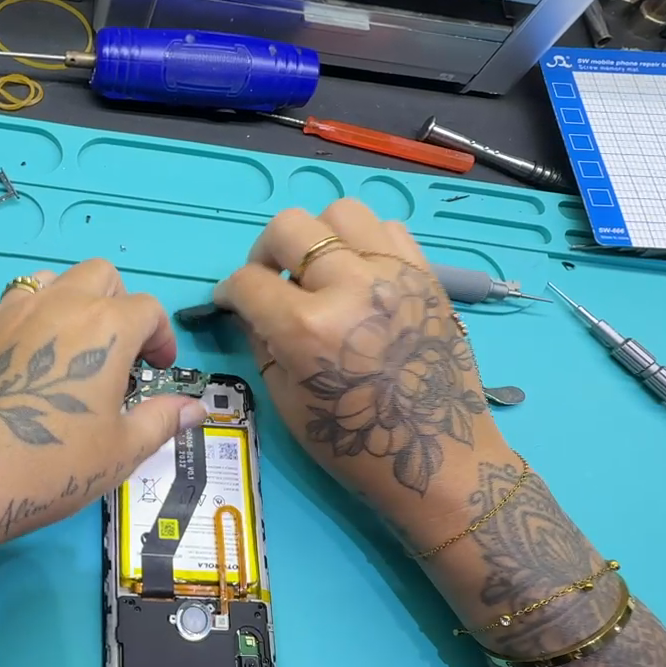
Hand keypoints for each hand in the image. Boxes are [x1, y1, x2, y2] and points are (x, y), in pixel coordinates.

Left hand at [0, 259, 206, 555]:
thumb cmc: (50, 466)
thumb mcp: (119, 451)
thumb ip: (161, 420)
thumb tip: (196, 408)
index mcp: (105, 327)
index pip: (147, 309)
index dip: (160, 338)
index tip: (157, 369)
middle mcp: (58, 304)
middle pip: (101, 276)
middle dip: (121, 306)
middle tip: (119, 355)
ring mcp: (11, 313)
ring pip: (53, 280)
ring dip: (74, 302)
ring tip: (73, 350)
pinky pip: (14, 304)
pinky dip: (35, 319)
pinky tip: (29, 366)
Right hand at [213, 200, 501, 522]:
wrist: (438, 454)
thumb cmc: (351, 442)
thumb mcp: (284, 397)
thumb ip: (260, 341)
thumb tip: (247, 308)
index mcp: (307, 329)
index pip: (247, 282)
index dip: (227, 292)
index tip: (229, 302)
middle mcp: (349, 287)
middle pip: (288, 228)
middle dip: (264, 252)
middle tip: (269, 281)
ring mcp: (393, 273)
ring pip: (339, 212)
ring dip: (315, 236)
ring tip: (315, 271)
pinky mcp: (425, 273)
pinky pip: (386, 227)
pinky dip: (361, 242)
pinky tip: (356, 274)